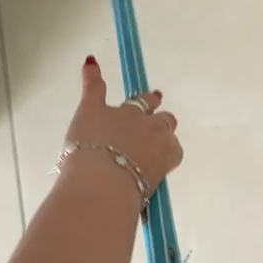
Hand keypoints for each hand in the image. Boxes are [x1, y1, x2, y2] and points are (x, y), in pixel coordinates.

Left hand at [67, 56, 182, 190]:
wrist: (103, 185)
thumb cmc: (127, 197)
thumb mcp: (147, 192)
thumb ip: (147, 178)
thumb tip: (139, 184)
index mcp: (168, 149)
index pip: (172, 145)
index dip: (162, 150)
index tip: (155, 159)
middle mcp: (153, 127)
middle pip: (163, 120)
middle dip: (158, 123)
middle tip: (151, 131)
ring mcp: (125, 114)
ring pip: (140, 102)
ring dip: (143, 101)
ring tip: (146, 98)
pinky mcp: (95, 109)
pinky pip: (96, 87)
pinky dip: (92, 76)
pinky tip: (91, 65)